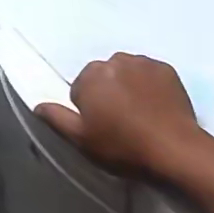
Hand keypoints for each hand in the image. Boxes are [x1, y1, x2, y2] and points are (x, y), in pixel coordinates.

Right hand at [36, 53, 205, 178]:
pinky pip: (149, 74)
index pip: (80, 89)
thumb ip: (57, 119)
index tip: (102, 129)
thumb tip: (38, 105)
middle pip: (102, 77)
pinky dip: (149, 86)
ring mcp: (142, 63)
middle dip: (107, 94)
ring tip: (139, 116)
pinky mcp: (166, 69)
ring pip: (126, 73)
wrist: (176, 151)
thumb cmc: (124, 148)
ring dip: (127, 87)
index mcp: (90, 76)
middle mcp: (114, 61)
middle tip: (120, 124)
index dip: (89, 111)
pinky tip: (155, 108)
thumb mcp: (82, 140)